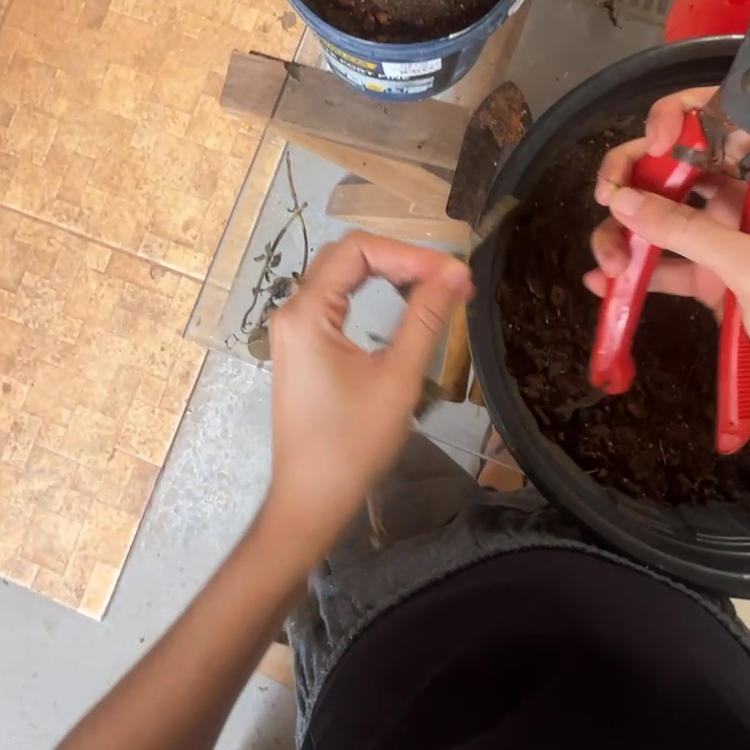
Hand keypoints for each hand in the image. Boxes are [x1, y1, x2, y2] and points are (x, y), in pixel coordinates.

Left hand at [264, 232, 471, 555]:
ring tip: (432, 286)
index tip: (453, 272)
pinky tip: (401, 302)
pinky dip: (370, 293)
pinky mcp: (301, 346)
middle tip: (446, 277)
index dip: (409, 253)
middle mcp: (293, 311)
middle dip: (399, 258)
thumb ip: (425, 318)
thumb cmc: (352, 444)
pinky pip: (335, 301)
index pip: (358, 250)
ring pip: (341, 276)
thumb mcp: (397, 378)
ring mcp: (293, 329)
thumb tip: (457, 273)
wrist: (311, 498)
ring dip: (386, 273)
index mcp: (307, 313)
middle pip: (346, 257)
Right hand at [584, 90, 749, 426]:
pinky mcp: (709, 283)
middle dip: (634, 180)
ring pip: (659, 219)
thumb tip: (618, 199)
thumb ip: (683, 230)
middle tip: (604, 199)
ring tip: (607, 265)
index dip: (681, 119)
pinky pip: (660, 267)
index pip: (722, 123)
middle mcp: (744, 201)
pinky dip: (631, 273)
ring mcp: (724, 243)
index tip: (652, 145)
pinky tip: (602, 284)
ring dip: (625, 234)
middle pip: (676, 169)